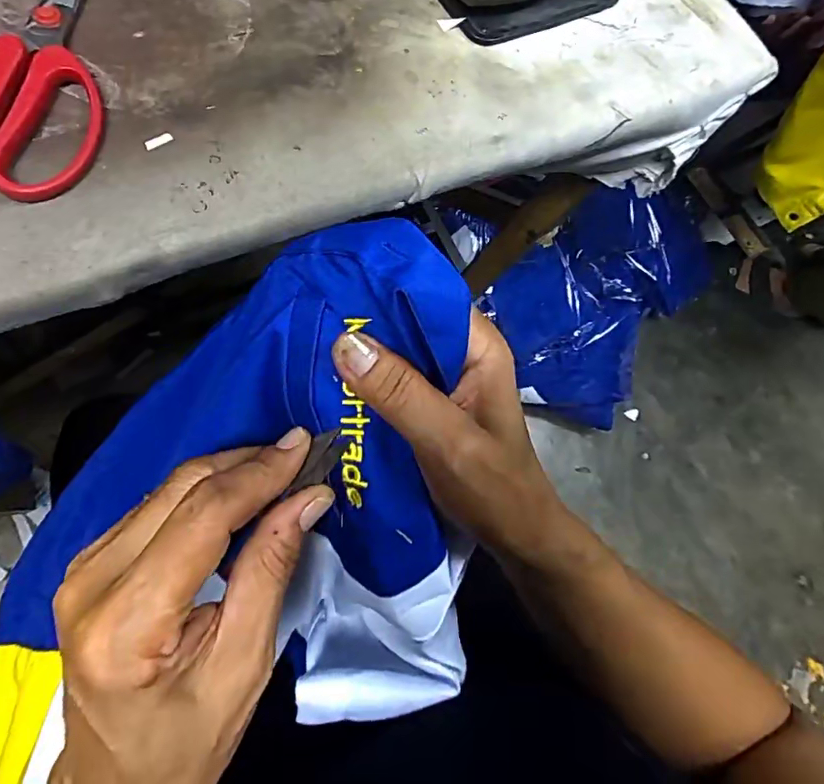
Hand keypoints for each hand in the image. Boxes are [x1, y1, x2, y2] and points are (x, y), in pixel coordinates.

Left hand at [50, 437, 335, 783]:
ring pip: (169, 487)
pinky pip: (157, 502)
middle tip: (301, 452)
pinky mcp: (90, 564)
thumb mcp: (244, 661)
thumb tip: (308, 496)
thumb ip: (271, 570)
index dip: (259, 474)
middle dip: (249, 462)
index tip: (306, 446)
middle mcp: (91, 584)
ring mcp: (83, 570)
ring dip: (230, 469)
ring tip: (281, 468)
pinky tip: (242, 490)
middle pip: (182, 490)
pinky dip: (207, 487)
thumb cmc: (186, 737)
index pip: (202, 517)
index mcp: (127, 621)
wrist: (114, 781)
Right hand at [332, 309, 577, 564]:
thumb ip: (401, 392)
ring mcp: (448, 382)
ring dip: (362, 356)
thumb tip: (345, 341)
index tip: (335, 288)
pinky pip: (395, 385)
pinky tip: (331, 387)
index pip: (430, 300)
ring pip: (399, 356)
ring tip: (308, 346)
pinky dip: (368, 385)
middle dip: (365, 325)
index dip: (386, 291)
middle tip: (308, 320)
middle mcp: (465, 355)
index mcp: (480, 348)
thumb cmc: (493, 487)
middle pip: (410, 326)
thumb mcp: (447, 439)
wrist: (515, 535)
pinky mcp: (432, 407)